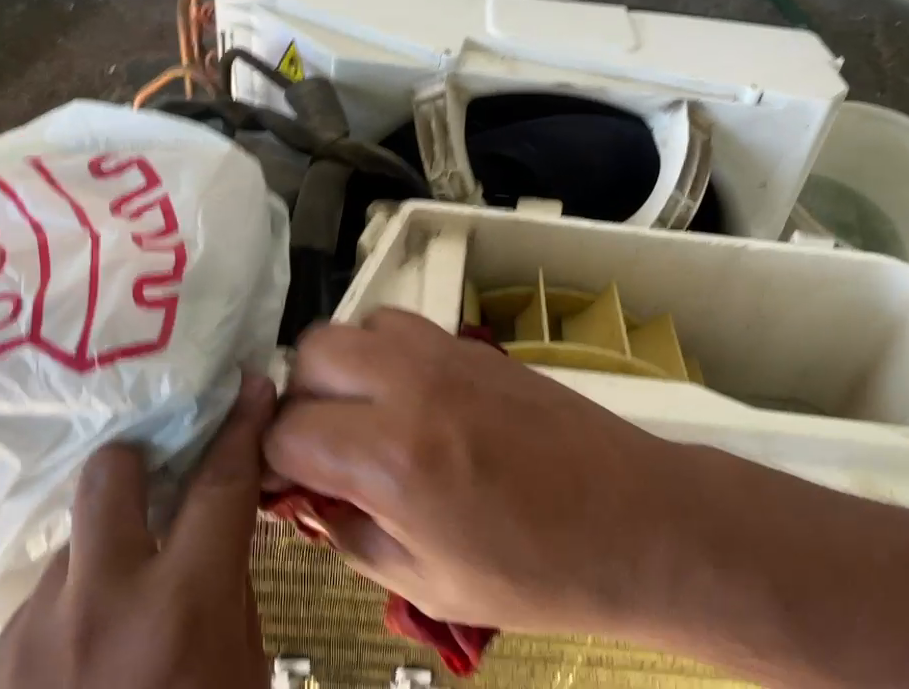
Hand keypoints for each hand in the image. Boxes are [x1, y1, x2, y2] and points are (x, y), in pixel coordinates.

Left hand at [0, 375, 276, 688]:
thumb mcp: (239, 678)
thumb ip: (228, 597)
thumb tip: (218, 534)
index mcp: (178, 607)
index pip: (219, 485)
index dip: (241, 427)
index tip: (251, 385)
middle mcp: (98, 600)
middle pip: (108, 474)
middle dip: (136, 461)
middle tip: (156, 483)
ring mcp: (34, 628)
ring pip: (74, 547)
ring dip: (105, 559)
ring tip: (120, 615)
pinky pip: (45, 604)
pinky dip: (74, 612)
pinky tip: (87, 661)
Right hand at [262, 309, 698, 636]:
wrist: (635, 523)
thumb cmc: (538, 572)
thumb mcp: (427, 582)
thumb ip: (352, 535)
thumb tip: (313, 502)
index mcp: (392, 456)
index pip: (287, 432)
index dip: (273, 464)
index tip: (286, 484)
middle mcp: (412, 386)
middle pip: (311, 354)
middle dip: (299, 401)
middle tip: (321, 445)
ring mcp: (449, 355)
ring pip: (357, 325)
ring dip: (343, 366)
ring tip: (363, 414)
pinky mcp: (478, 347)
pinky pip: (407, 326)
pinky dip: (387, 352)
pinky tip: (409, 397)